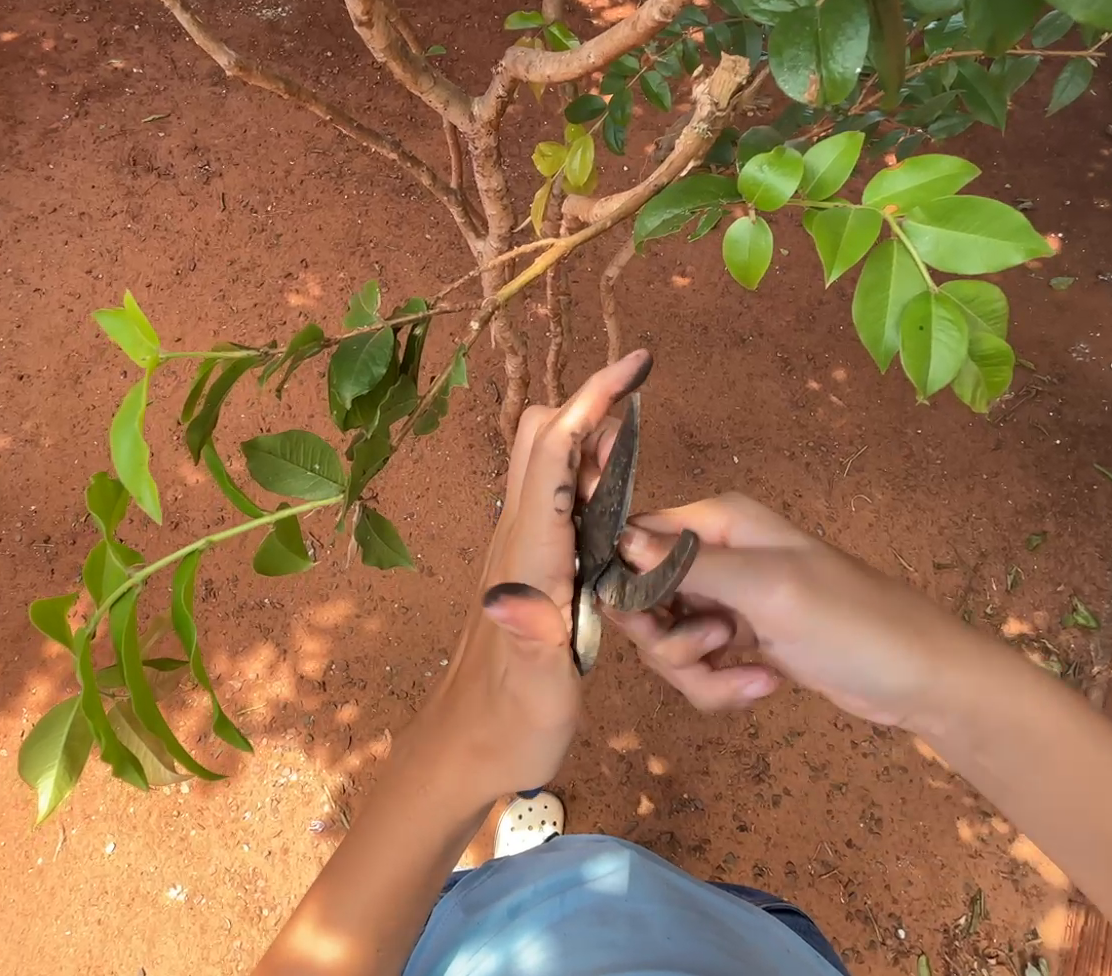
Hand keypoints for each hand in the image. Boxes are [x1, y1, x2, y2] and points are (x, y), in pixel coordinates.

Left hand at [403, 352, 649, 804]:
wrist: (470, 745)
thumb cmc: (510, 723)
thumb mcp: (535, 692)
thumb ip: (530, 641)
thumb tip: (512, 594)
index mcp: (528, 552)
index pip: (552, 453)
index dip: (591, 400)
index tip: (634, 366)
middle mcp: (518, 534)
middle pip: (540, 438)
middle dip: (590, 407)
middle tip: (641, 417)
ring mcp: (520, 545)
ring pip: (548, 462)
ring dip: (591, 438)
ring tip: (636, 450)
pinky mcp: (530, 562)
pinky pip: (557, 496)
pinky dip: (589, 476)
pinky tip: (616, 500)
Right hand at [616, 493, 972, 731]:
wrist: (919, 681)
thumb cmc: (848, 621)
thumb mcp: (766, 587)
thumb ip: (689, 563)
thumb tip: (618, 540)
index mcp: (717, 522)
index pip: (635, 538)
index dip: (624, 580)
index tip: (642, 620)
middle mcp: (712, 555)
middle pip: (640, 597)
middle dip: (665, 637)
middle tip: (705, 649)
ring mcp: (722, 600)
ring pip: (665, 639)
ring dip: (696, 669)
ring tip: (751, 674)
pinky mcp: (734, 640)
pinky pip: (695, 666)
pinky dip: (719, 685)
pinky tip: (764, 684)